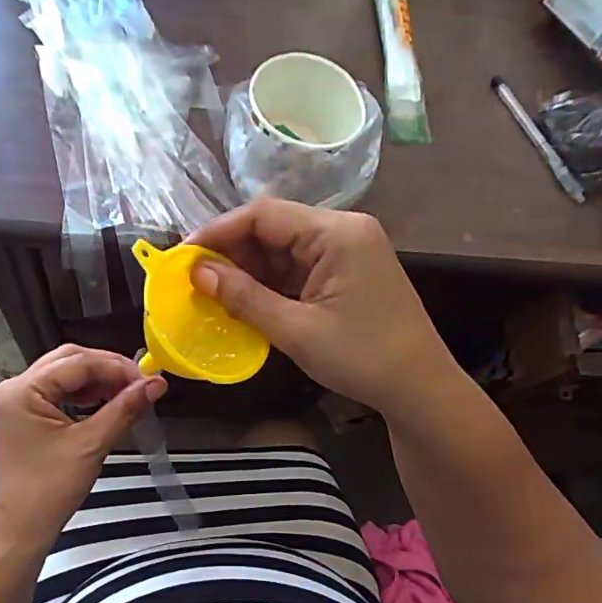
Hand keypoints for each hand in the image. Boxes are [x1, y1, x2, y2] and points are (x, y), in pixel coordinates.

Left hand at [0, 345, 166, 548]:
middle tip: (139, 384)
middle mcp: (13, 389)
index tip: (148, 379)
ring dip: (96, 381)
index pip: (77, 362)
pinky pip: (56, 393)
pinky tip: (104, 404)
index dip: (116, 367)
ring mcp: (15, 403)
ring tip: (126, 395)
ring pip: (63, 375)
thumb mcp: (91, 445)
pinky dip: (82, 395)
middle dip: (106, 369)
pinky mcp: (22, 417)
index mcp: (22, 390)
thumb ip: (124, 409)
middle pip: (68, 361)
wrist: (19, 529)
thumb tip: (155, 384)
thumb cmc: (48, 491)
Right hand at [186, 198, 459, 413]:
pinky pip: (298, 268)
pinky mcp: (347, 273)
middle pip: (273, 227)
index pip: (264, 215)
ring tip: (212, 294)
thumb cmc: (362, 357)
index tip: (183, 255)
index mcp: (337, 233)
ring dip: (248, 270)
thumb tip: (197, 273)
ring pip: (283, 249)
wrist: (418, 387)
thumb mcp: (296, 330)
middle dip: (231, 253)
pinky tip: (245, 302)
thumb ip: (244, 298)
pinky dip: (270, 284)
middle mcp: (343, 230)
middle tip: (193, 280)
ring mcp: (347, 251)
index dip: (218, 231)